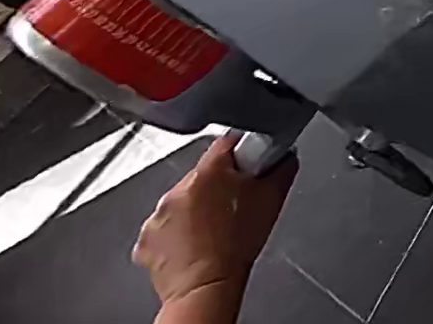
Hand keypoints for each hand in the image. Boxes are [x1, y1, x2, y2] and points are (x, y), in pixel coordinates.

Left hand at [133, 132, 297, 323]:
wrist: (207, 291)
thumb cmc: (237, 248)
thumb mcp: (273, 198)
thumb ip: (284, 166)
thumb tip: (286, 155)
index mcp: (209, 170)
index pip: (227, 142)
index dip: (241, 153)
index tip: (247, 166)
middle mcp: (180, 187)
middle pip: (204, 172)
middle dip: (217, 185)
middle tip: (233, 204)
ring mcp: (159, 214)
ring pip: (183, 198)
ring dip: (195, 208)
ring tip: (213, 229)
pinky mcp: (146, 238)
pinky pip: (164, 225)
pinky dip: (176, 232)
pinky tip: (193, 243)